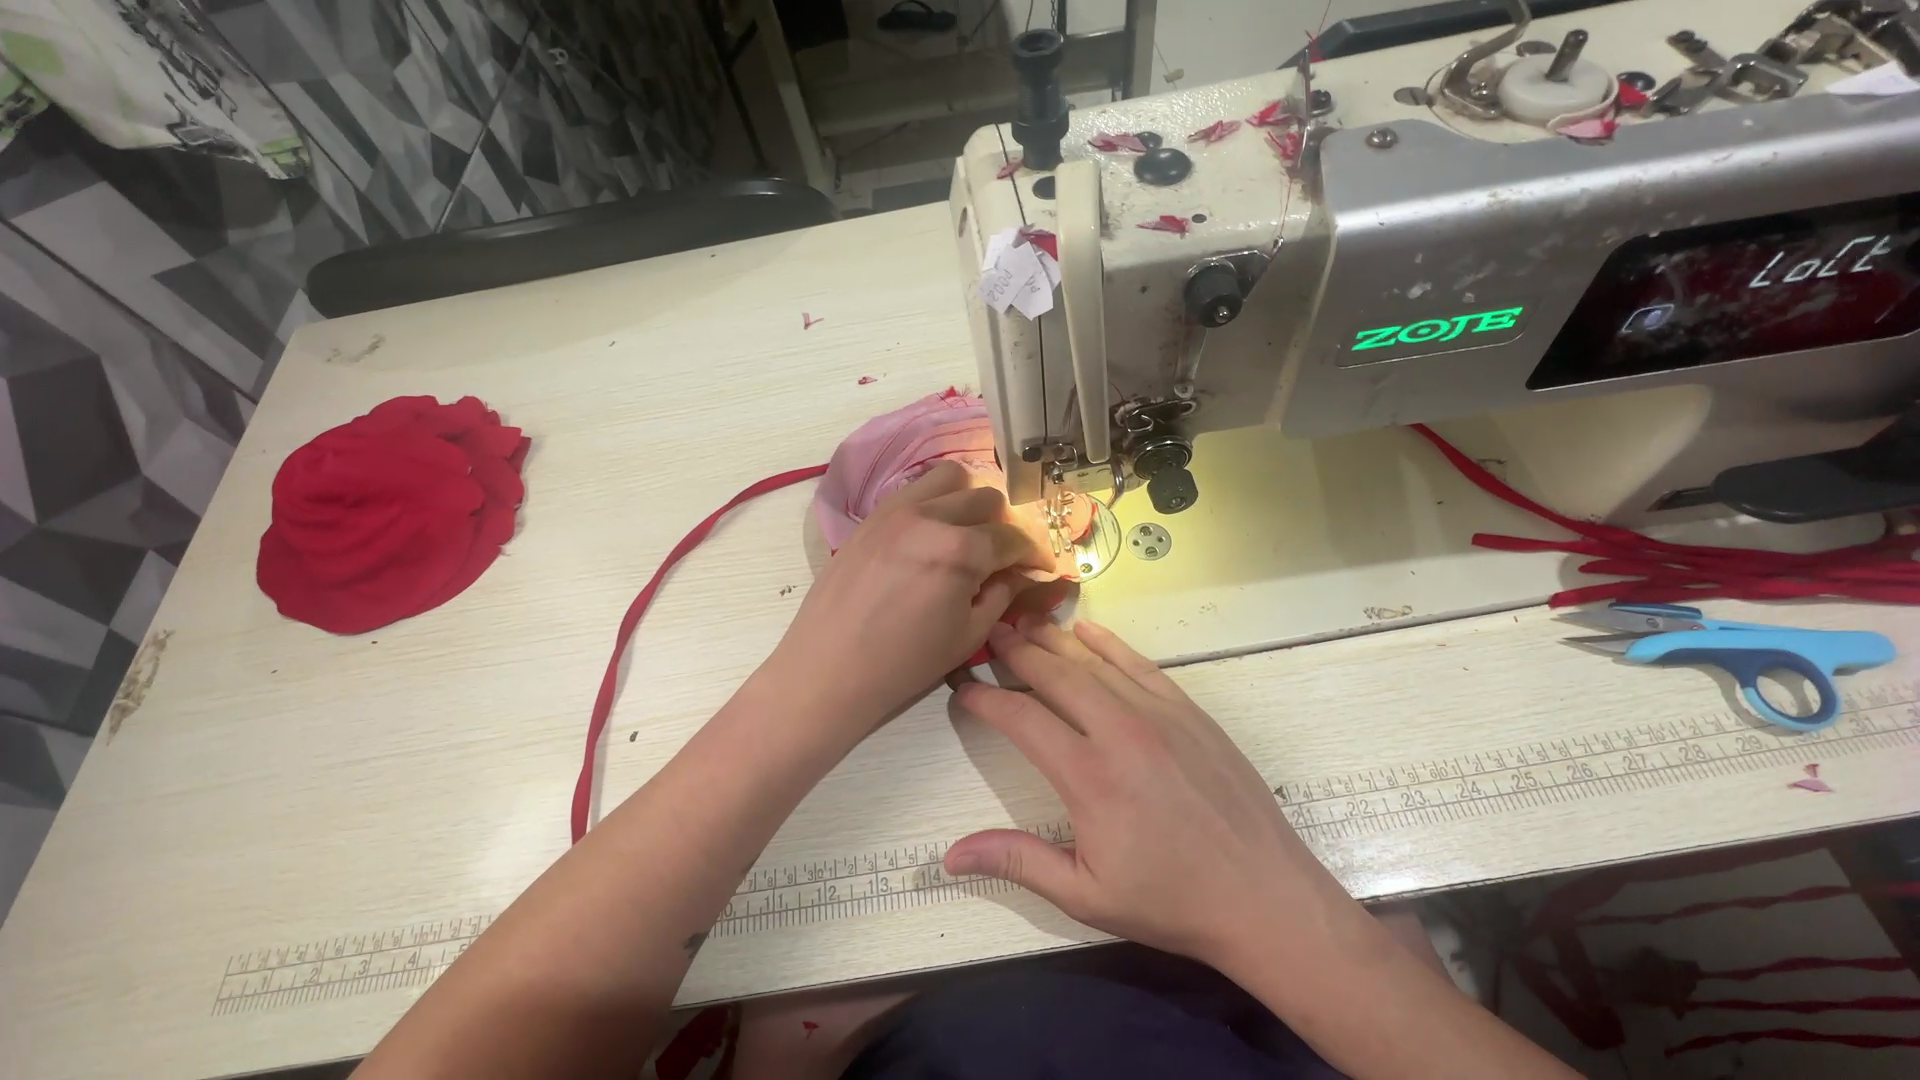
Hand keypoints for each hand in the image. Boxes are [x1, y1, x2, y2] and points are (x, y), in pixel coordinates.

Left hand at [770, 461, 1055, 728]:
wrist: (829, 668)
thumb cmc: (903, 663)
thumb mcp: (968, 635)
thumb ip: (1002, 594)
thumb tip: (1023, 574)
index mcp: (960, 550)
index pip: (1013, 539)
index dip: (1034, 555)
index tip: (1040, 568)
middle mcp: (930, 517)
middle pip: (987, 499)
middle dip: (1004, 526)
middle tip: (1004, 556)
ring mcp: (895, 510)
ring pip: (950, 478)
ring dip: (969, 499)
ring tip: (969, 532)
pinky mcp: (871, 516)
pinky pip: (914, 489)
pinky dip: (935, 501)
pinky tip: (933, 533)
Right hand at [943, 618, 1353, 973]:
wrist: (1264, 897)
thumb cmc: (1170, 901)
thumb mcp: (1085, 895)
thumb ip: (1017, 862)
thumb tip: (951, 856)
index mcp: (1089, 776)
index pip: (1022, 719)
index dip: (986, 700)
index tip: (963, 689)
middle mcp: (1121, 732)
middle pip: (1056, 676)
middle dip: (1017, 653)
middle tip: (989, 636)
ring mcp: (1161, 716)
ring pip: (1096, 664)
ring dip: (1055, 642)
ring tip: (1024, 624)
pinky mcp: (1191, 713)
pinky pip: (1142, 666)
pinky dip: (1110, 644)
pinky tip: (1087, 632)